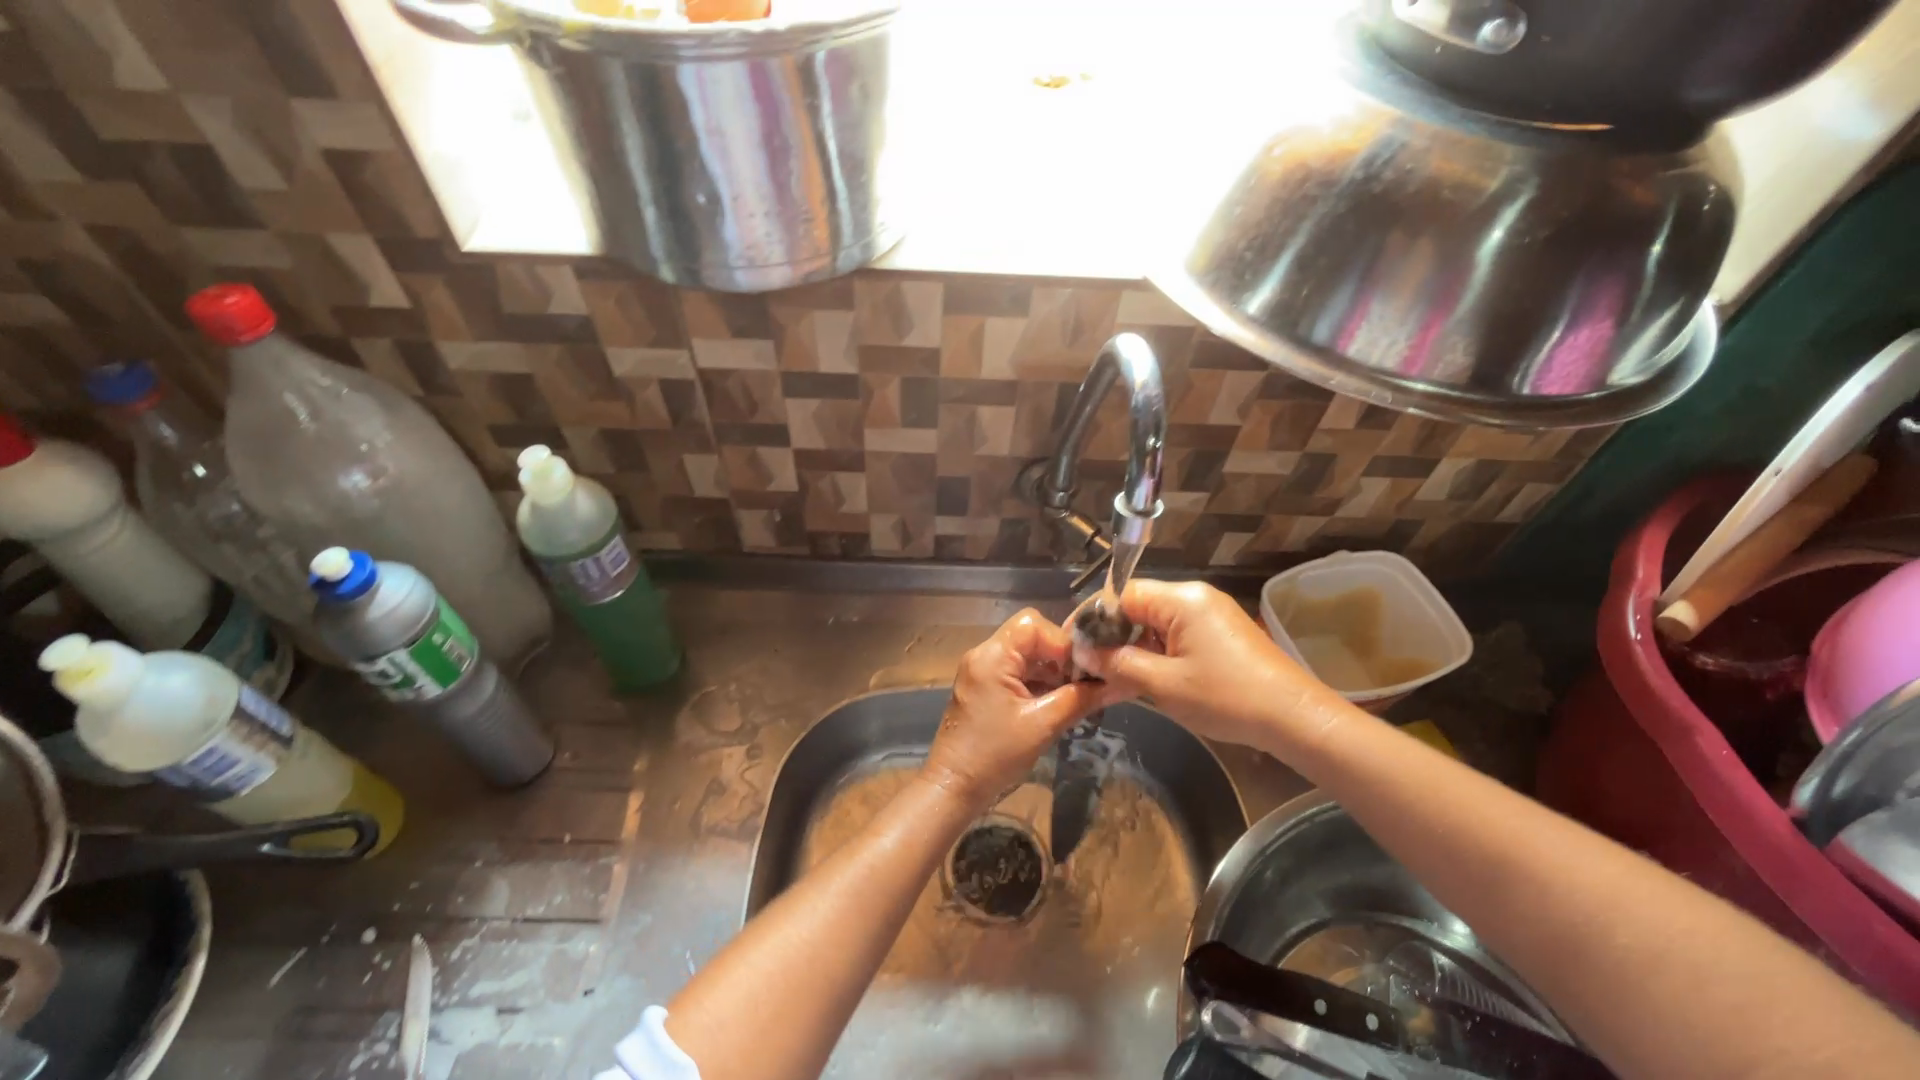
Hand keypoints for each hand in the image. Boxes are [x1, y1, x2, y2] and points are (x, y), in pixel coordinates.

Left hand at [922, 610, 1103, 808]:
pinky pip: (1017, 673)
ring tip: (1077, 695)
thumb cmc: (995, 755)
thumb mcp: (1043, 724)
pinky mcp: (985, 689)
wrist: (954, 788)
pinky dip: (1039, 683)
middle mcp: (984, 655)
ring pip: (1026, 656)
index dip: (1063, 642)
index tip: (1084, 669)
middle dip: (1061, 657)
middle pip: (1031, 637)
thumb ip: (1082, 699)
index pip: (1034, 624)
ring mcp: (982, 672)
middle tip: (1086, 682)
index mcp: (992, 656)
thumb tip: (1121, 683)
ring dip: (1053, 672)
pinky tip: (1058, 703)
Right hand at [1080, 580, 1339, 750]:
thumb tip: (1083, 652)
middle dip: (1111, 636)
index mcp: (1182, 600)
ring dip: (1132, 648)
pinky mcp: (1220, 634)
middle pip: (1138, 607)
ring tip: (1110, 680)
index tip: (1072, 648)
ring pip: (1155, 624)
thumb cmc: (1226, 698)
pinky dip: (1155, 654)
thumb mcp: (1164, 684)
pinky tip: (1142, 679)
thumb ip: (1118, 664)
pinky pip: (1175, 635)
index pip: (1122, 594)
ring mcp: (1210, 615)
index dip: (1092, 618)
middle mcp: (1195, 598)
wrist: (1293, 718)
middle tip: (1088, 669)